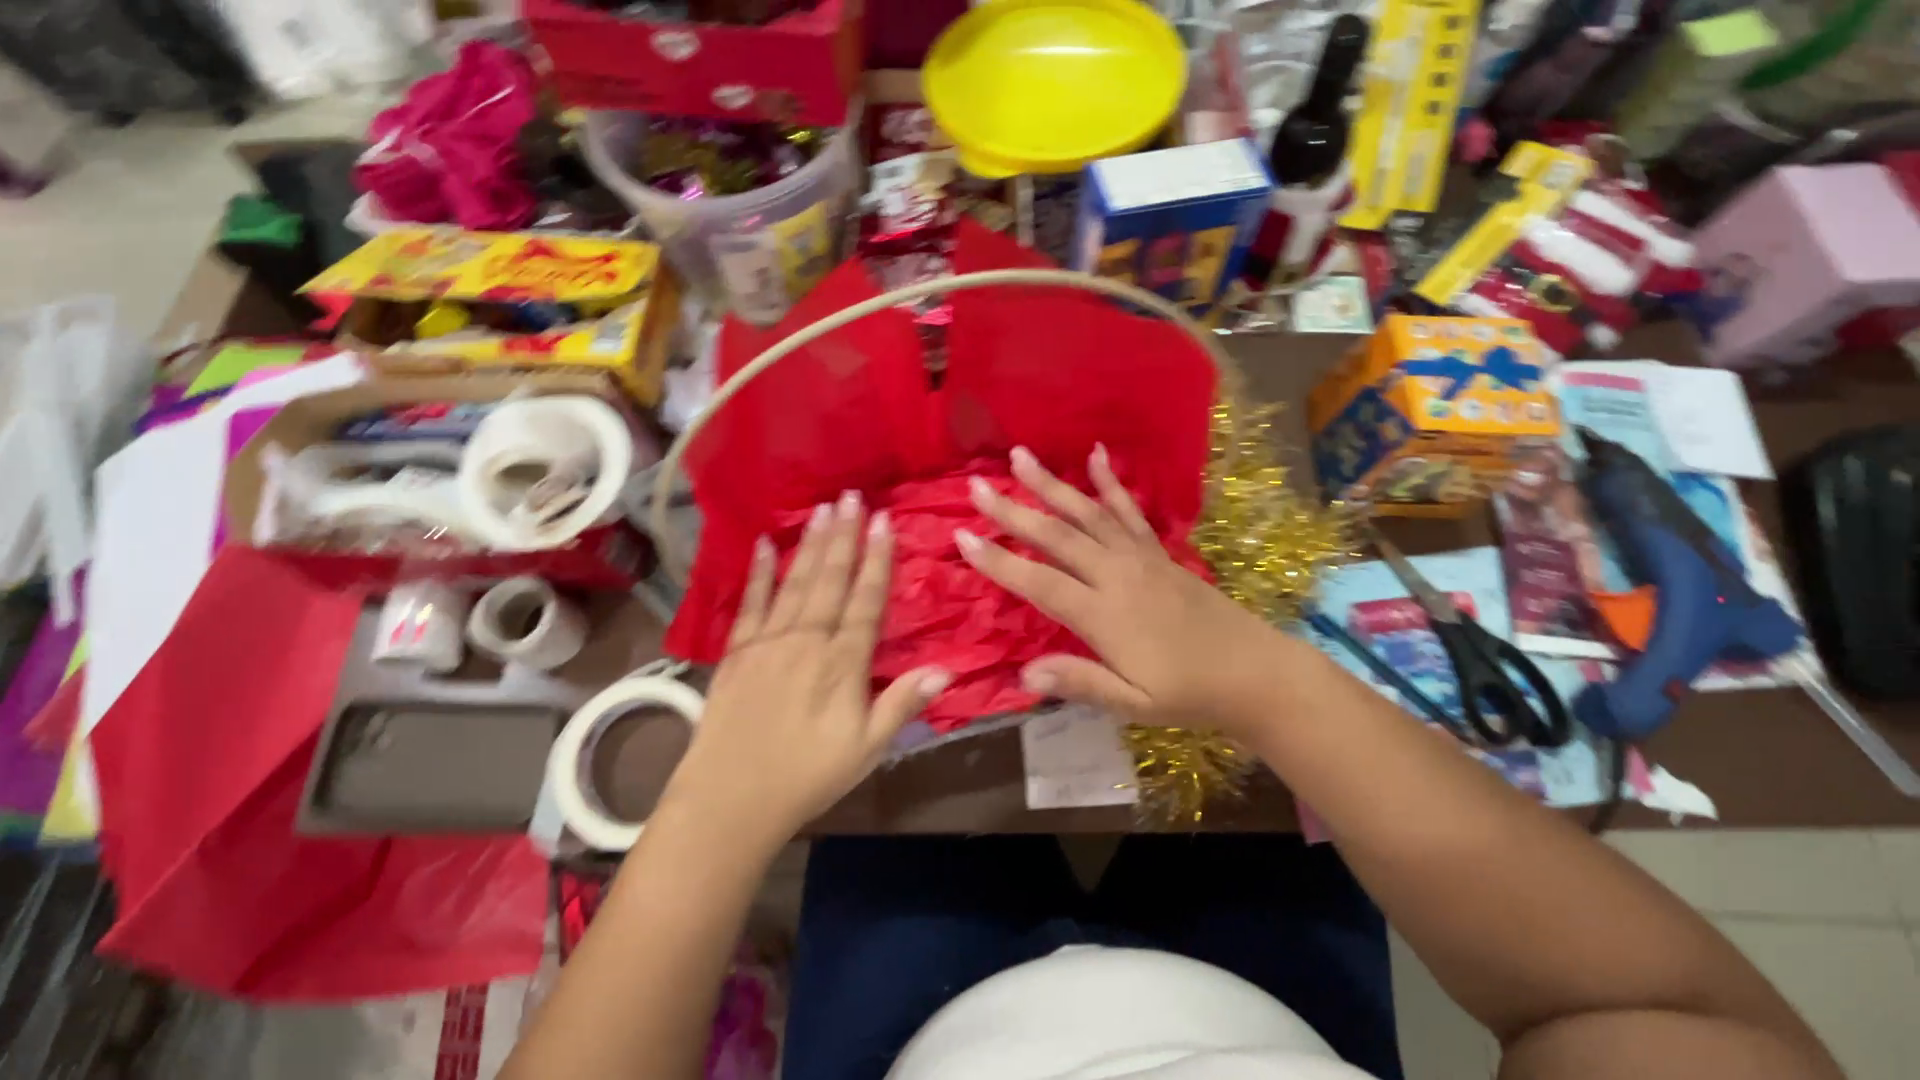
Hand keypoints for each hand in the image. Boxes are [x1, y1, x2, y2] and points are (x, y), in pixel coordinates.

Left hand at [661, 491, 949, 846]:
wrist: (730, 799)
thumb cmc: (807, 777)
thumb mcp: (866, 750)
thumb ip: (901, 704)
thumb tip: (946, 669)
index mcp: (842, 663)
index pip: (865, 601)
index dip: (878, 560)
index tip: (884, 522)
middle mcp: (806, 641)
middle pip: (830, 580)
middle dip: (844, 537)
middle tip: (851, 496)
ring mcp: (767, 643)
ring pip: (795, 583)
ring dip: (811, 545)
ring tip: (823, 510)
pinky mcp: (736, 653)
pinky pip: (750, 603)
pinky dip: (759, 573)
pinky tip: (765, 545)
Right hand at [956, 445, 1306, 739]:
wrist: (1253, 672)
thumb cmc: (1188, 694)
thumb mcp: (1133, 703)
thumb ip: (1081, 684)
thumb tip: (1024, 675)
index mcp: (1104, 615)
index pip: (1039, 583)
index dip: (998, 561)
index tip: (962, 536)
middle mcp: (1118, 576)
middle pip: (1057, 537)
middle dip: (1014, 511)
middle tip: (977, 486)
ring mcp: (1141, 559)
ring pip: (1088, 514)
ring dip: (1052, 485)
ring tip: (1021, 456)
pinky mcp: (1159, 553)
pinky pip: (1129, 512)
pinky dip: (1111, 483)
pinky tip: (1096, 456)